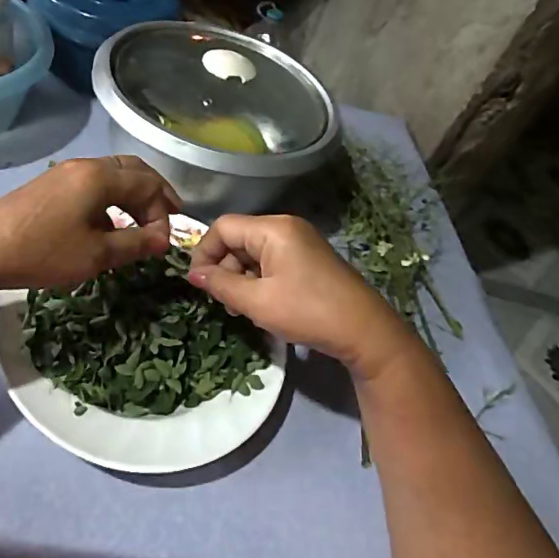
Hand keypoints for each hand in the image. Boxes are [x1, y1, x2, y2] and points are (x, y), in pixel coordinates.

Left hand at [0, 156, 181, 293]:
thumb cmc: (43, 252)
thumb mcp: (96, 255)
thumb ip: (135, 243)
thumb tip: (164, 238)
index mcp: (100, 177)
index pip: (148, 184)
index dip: (164, 211)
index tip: (163, 242)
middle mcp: (84, 166)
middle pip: (132, 170)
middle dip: (153, 193)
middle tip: (167, 217)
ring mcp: (62, 174)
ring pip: (110, 176)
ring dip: (131, 196)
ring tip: (139, 225)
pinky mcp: (47, 187)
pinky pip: (91, 185)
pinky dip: (109, 199)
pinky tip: (105, 225)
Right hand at [186, 214, 418, 379]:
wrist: (365, 331)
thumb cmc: (308, 312)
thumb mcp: (257, 302)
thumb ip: (221, 285)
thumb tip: (193, 275)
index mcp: (273, 229)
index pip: (223, 227)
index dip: (204, 252)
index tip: (198, 284)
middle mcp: (286, 227)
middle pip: (238, 238)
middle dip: (224, 268)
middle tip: (224, 303)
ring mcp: (299, 241)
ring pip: (253, 251)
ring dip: (240, 277)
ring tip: (242, 309)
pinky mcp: (307, 258)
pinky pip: (271, 260)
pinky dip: (259, 279)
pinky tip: (261, 305)